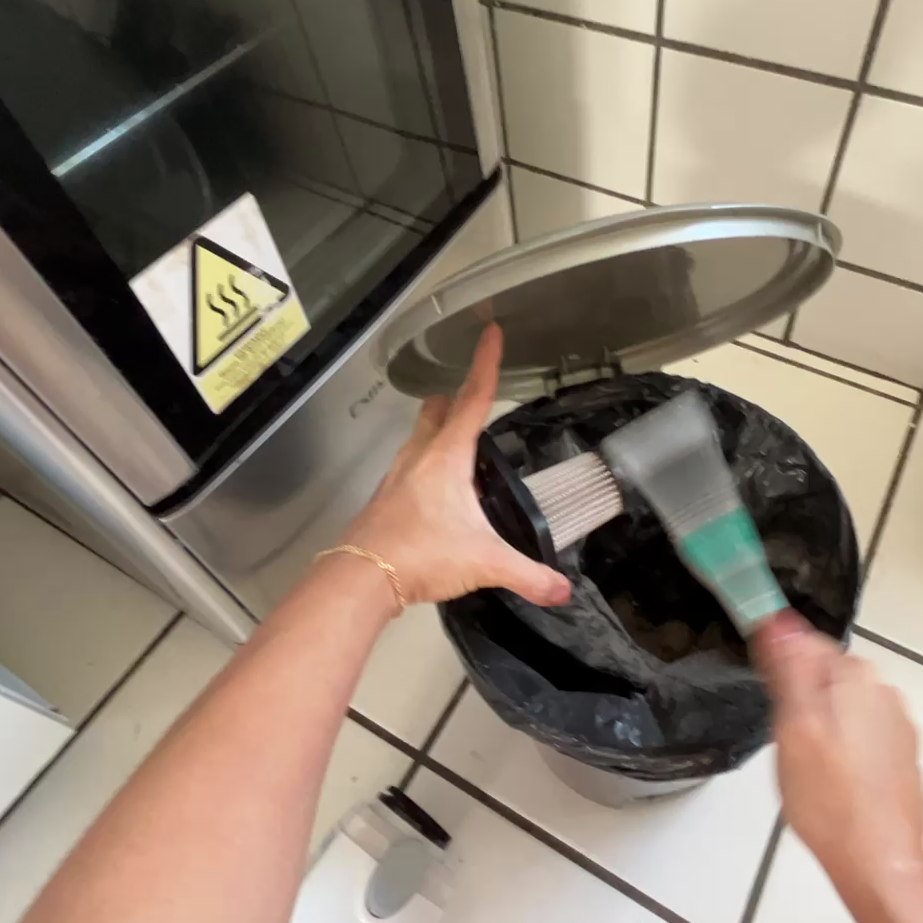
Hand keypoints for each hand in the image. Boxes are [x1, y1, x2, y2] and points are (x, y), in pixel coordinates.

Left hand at [340, 323, 571, 608]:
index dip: (485, 363)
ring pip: (419, 436)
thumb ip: (528, 575)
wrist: (360, 578)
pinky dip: (426, 465)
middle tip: (475, 402)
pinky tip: (438, 494)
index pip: (474, 399)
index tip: (490, 331)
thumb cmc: (421, 554)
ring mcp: (397, 475)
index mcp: (448, 456)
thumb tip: (562, 591)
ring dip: (439, 432)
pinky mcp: (386, 498)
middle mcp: (420, 456)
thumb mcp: (484, 563)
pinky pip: (410, 466)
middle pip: (439, 410)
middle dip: (457, 399)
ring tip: (463, 451)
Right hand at [752, 613, 922, 884]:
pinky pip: (860, 728)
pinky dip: (842, 742)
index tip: (767, 696)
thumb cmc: (828, 799)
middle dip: (800, 695)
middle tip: (786, 736)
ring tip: (806, 761)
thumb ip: (787, 666)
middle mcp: (884, 689)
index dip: (778, 665)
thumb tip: (776, 618)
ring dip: (820, 719)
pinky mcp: (903, 752)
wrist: (879, 866)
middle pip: (824, 672)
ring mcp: (898, 722)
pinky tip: (832, 775)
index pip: (804, 641)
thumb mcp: (793, 725)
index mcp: (856, 675)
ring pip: (840, 701)